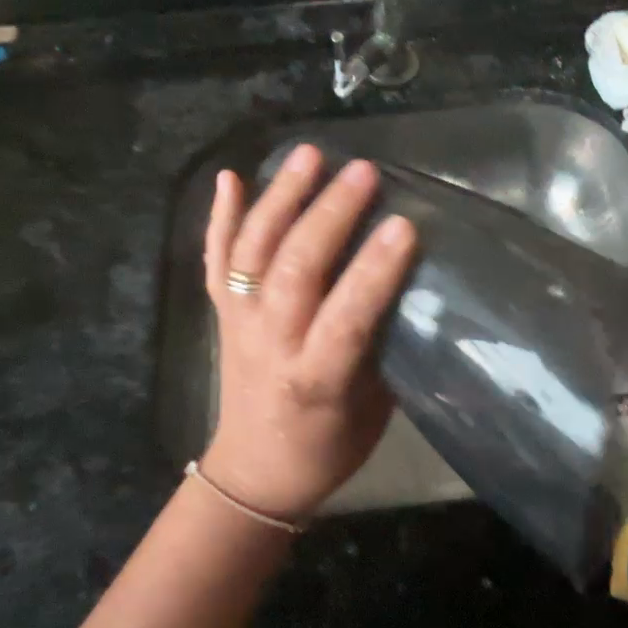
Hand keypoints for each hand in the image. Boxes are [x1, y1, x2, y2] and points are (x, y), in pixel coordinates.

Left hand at [197, 145, 417, 521]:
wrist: (254, 473)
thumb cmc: (328, 446)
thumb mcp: (372, 408)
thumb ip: (383, 344)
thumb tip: (411, 280)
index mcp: (315, 379)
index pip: (345, 318)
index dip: (374, 271)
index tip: (405, 224)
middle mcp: (270, 344)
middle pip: (294, 271)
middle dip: (329, 216)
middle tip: (363, 172)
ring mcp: (238, 323)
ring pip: (252, 253)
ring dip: (280, 198)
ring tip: (309, 154)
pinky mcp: (221, 313)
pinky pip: (215, 260)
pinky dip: (220, 217)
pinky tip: (230, 176)